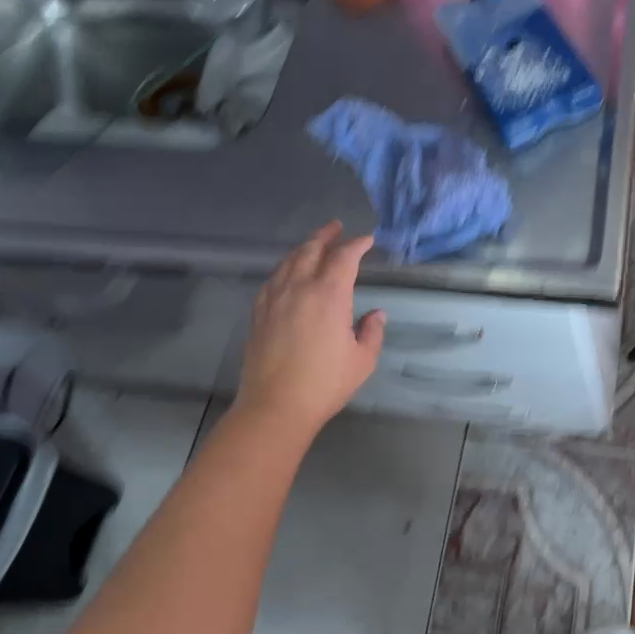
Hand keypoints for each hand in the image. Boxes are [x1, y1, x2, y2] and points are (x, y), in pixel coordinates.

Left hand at [232, 221, 385, 437]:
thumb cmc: (325, 383)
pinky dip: (284, 268)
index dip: (358, 244)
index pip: (345, 257)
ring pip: (289, 261)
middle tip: (336, 227)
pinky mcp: (259, 313)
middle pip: (312, 249)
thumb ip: (372, 332)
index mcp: (329, 294)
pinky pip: (272, 280)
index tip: (368, 240)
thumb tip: (375, 314)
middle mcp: (300, 288)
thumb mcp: (362, 360)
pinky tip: (287, 273)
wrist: (275, 406)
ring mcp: (274, 299)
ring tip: (313, 245)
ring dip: (304, 248)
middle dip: (326, 235)